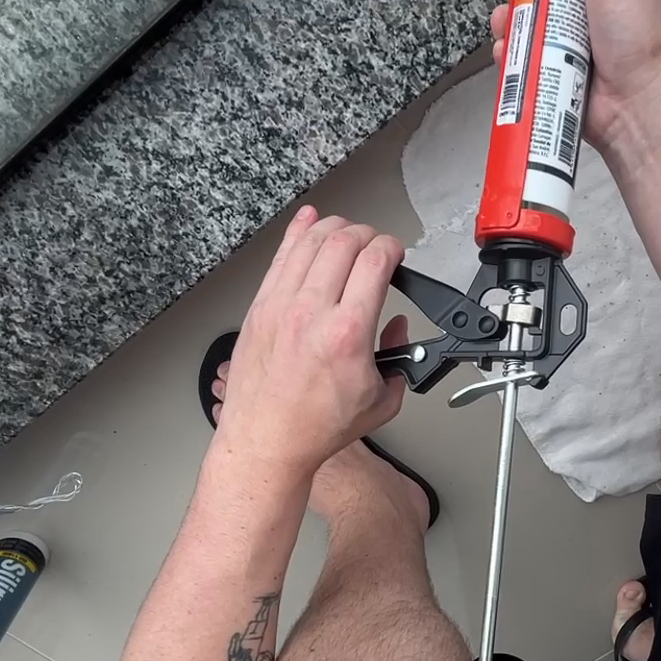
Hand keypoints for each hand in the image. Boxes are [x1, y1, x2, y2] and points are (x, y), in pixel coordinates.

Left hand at [213, 207, 408, 479]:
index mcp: (348, 334)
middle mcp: (312, 312)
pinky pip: (281, 256)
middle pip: (343, 241)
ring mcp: (281, 306)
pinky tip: (308, 221)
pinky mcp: (260, 308)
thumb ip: (400, 361)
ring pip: (309, 240)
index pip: (374, 262)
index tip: (396, 252)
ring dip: (334, 227)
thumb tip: (397, 331)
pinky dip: (297, 231)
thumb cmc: (317, 426)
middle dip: (367, 233)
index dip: (391, 247)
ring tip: (347, 232)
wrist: (269, 439)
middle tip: (376, 243)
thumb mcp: (382, 402)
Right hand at [489, 0, 660, 159]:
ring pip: (529, 25)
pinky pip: (527, 62)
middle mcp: (591, 9)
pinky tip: (506, 53)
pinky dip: (511, 57)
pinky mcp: (560, 75)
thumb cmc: (639, 31)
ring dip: (509, 22)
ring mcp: (573, 44)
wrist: (637, 100)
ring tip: (503, 24)